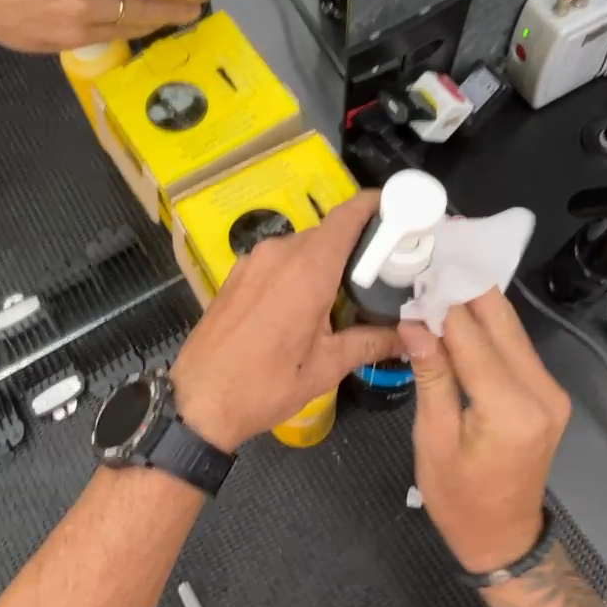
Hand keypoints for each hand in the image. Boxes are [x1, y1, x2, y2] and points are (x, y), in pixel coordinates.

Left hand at [170, 193, 400, 452]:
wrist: (199, 401)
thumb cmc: (266, 385)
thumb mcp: (327, 367)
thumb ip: (370, 343)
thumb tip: (407, 337)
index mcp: (308, 268)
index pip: (349, 214)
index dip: (377, 205)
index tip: (402, 211)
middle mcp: (280, 253)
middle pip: (330, 232)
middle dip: (359, 244)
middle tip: (387, 269)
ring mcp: (254, 262)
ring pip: (303, 247)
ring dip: (329, 261)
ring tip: (352, 291)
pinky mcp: (237, 275)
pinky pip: (279, 261)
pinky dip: (301, 271)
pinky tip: (311, 303)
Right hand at [402, 291, 572, 572]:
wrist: (504, 537)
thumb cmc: (459, 500)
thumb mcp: (433, 441)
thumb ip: (431, 377)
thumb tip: (415, 323)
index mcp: (511, 409)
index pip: (472, 337)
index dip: (442, 302)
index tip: (417, 269)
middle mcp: (542, 392)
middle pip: (501, 321)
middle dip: (465, 288)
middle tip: (430, 259)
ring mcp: (550, 391)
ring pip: (511, 328)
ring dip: (476, 302)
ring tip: (438, 278)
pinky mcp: (548, 393)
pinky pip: (515, 347)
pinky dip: (487, 326)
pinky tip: (459, 312)